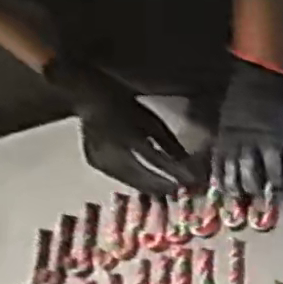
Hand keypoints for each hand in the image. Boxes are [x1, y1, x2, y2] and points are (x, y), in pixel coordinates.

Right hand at [45, 56, 201, 194]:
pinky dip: (138, 183)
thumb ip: (173, 148)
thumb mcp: (154, 123)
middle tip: (182, 188)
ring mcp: (101, 155)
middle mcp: (112, 147)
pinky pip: (122, 179)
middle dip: (168, 184)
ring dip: (154, 187)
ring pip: (134, 182)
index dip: (179, 174)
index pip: (159, 162)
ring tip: (169, 188)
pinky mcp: (95, 161)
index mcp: (128, 134)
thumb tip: (192, 171)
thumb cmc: (126, 108)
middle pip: (146, 177)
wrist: (87, 95)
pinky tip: (149, 185)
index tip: (195, 182)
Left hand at [212, 55, 282, 198]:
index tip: (224, 196)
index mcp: (223, 138)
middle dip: (237, 190)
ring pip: (249, 173)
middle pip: (232, 173)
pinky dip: (275, 180)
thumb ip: (228, 138)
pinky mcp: (271, 143)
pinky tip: (278, 189)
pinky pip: (273, 167)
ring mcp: (253, 144)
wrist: (260, 83)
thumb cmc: (244, 100)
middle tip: (242, 203)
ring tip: (259, 199)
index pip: (217, 165)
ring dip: (254, 188)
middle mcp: (234, 144)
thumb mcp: (227, 118)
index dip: (220, 182)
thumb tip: (228, 157)